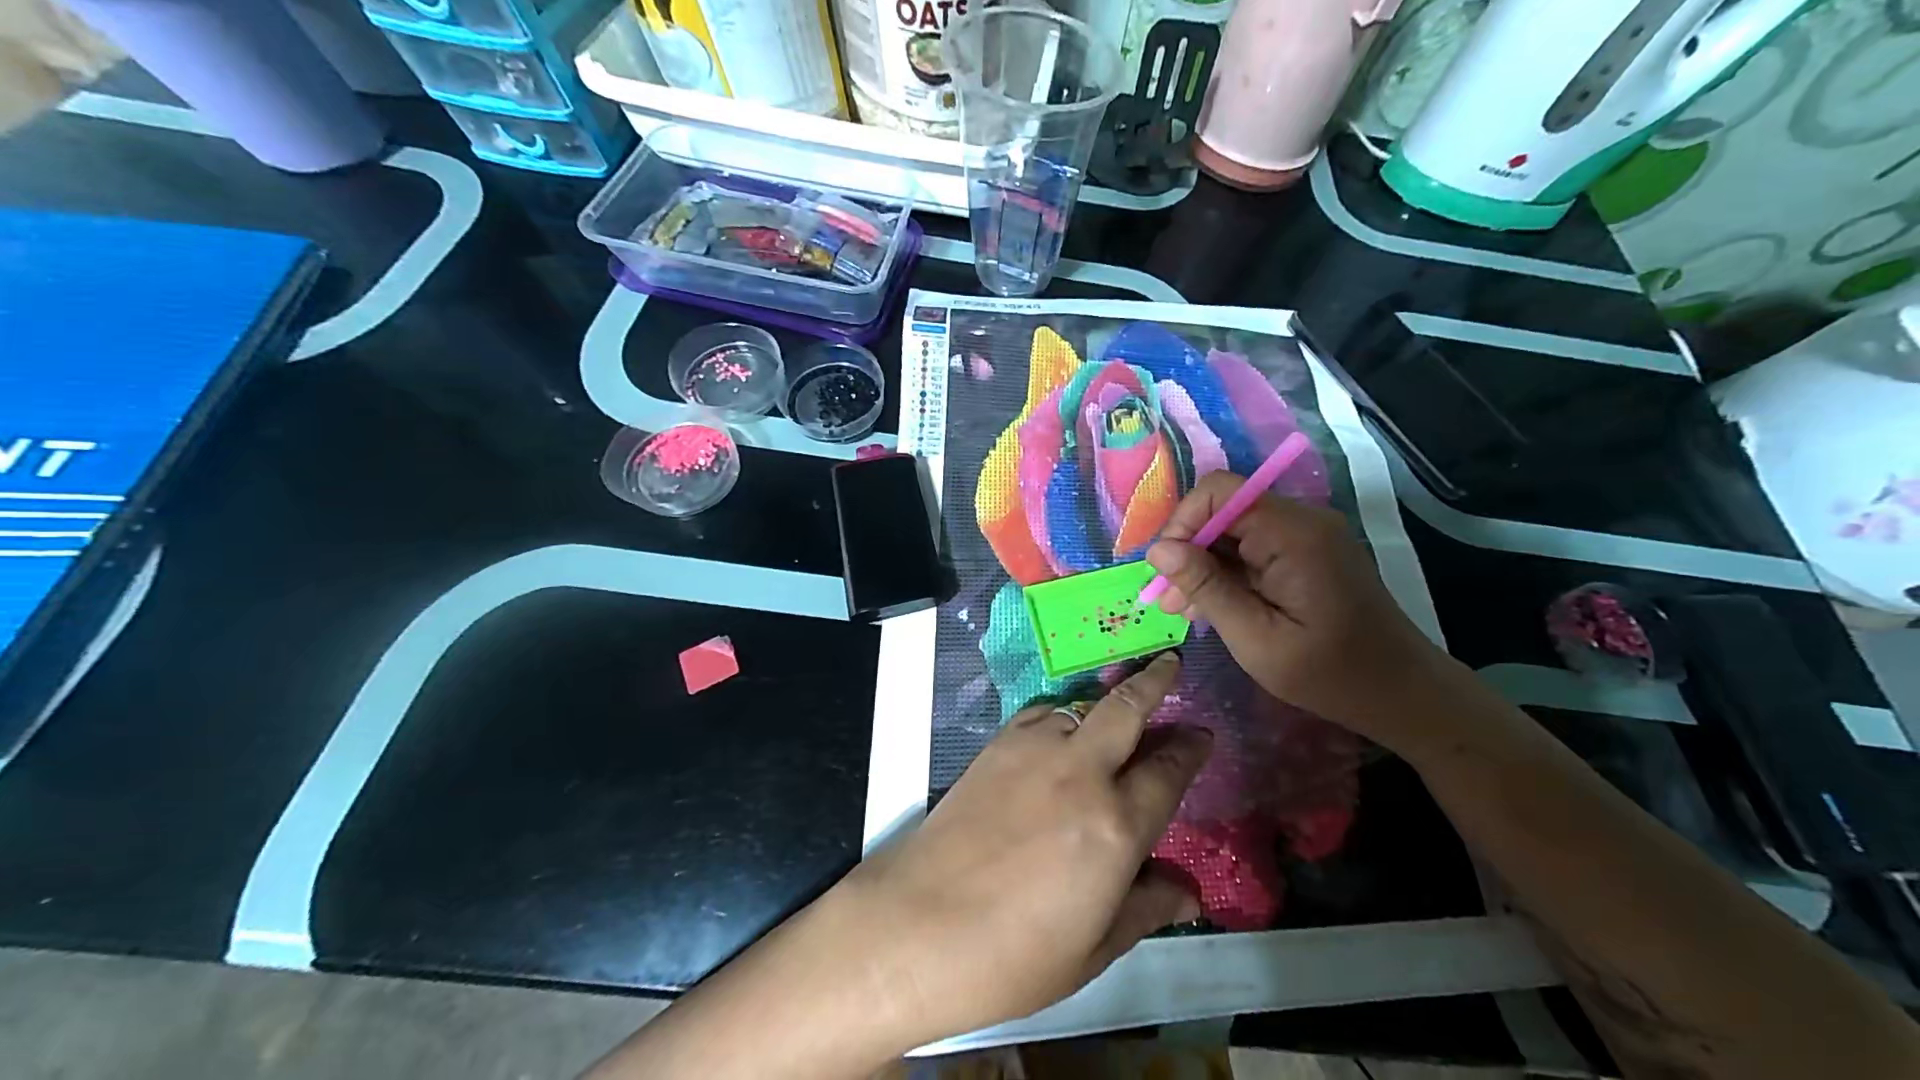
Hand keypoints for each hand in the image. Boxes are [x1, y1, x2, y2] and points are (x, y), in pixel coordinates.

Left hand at [823, 652, 1211, 1048]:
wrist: (916, 926)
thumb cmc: (1013, 956)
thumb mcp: (1094, 949)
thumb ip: (1147, 907)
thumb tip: (1189, 890)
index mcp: (1116, 824)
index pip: (1169, 769)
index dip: (1190, 748)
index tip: (1202, 733)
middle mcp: (1080, 773)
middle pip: (1126, 709)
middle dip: (1154, 681)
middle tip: (1170, 662)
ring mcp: (1032, 754)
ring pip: (1080, 706)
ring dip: (1104, 700)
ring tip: (1117, 701)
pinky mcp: (994, 749)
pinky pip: (1040, 715)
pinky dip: (1061, 715)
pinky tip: (1061, 732)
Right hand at [1144, 472, 1448, 749]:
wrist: (1401, 693)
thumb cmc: (1328, 674)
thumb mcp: (1254, 637)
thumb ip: (1206, 587)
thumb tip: (1157, 549)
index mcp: (1294, 534)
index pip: (1220, 491)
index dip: (1183, 521)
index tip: (1165, 570)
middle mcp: (1303, 521)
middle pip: (1224, 509)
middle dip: (1188, 549)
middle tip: (1167, 600)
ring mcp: (1308, 535)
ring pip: (1234, 530)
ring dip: (1203, 564)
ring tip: (1183, 609)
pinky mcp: (1307, 552)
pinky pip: (1253, 546)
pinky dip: (1227, 571)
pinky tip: (1211, 606)